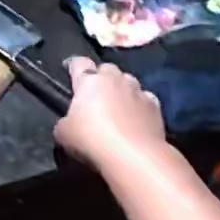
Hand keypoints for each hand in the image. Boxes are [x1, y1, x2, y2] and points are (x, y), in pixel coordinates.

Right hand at [53, 57, 167, 167]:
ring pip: (128, 82)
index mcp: (89, 81)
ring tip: (117, 106)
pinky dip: (139, 105)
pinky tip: (136, 119)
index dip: (73, 65)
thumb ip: (65, 121)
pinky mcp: (156, 107)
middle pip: (107, 69)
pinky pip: (145, 99)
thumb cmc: (91, 139)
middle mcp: (115, 79)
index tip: (69, 69)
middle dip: (101, 77)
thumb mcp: (63, 133)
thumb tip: (70, 122)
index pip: (79, 63)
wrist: (133, 156)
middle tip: (95, 93)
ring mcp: (139, 91)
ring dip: (121, 90)